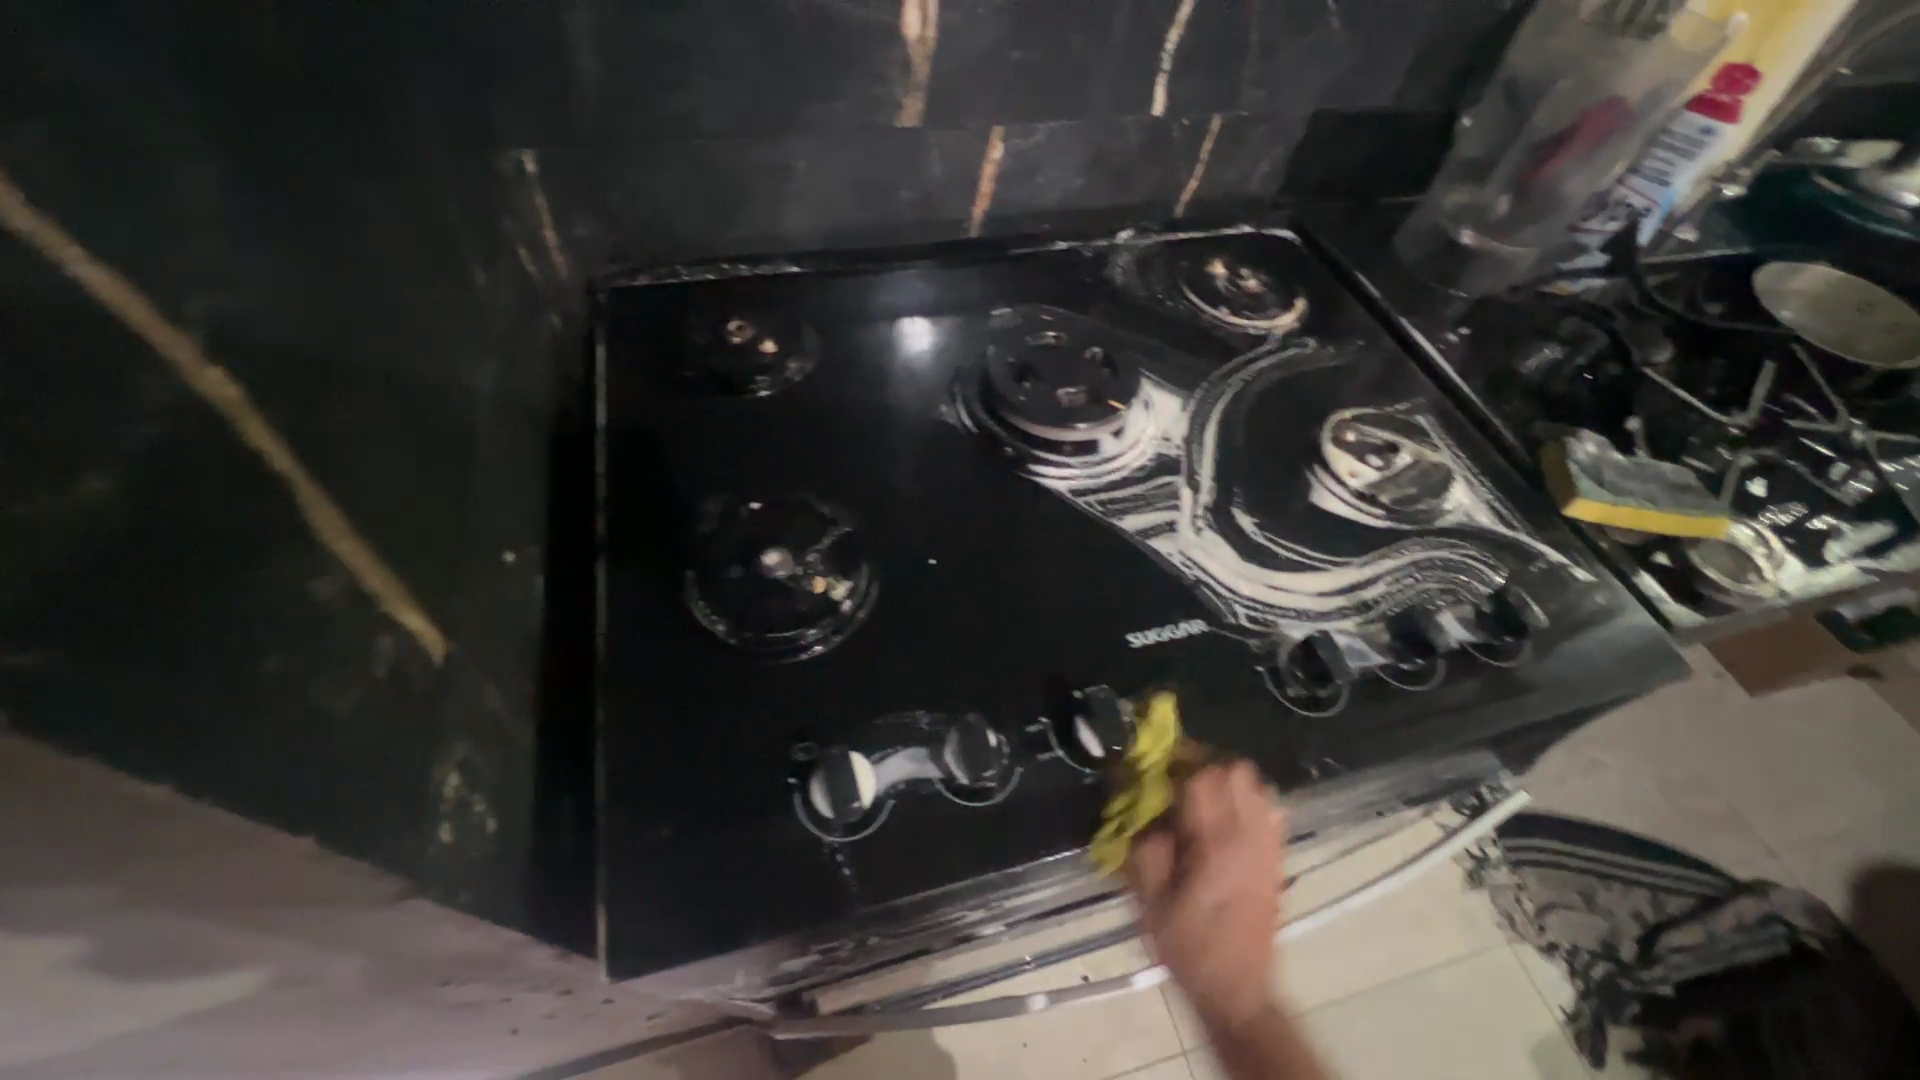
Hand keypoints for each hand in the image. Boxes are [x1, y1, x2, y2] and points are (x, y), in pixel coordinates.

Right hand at [1127, 761, 1284, 1028]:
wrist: (1239, 989)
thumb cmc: (1190, 947)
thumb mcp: (1152, 903)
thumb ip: (1148, 851)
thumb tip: (1150, 818)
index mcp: (1215, 845)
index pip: (1203, 778)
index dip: (1178, 764)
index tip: (1156, 768)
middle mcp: (1248, 838)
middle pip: (1236, 771)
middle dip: (1204, 766)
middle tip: (1177, 781)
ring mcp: (1268, 847)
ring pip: (1257, 786)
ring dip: (1228, 781)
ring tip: (1202, 798)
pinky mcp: (1277, 859)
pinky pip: (1270, 811)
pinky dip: (1248, 802)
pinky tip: (1226, 820)